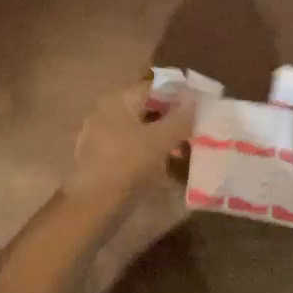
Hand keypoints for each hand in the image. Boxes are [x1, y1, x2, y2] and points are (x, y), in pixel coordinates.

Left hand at [61, 83, 197, 214]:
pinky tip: (165, 165)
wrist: (92, 205)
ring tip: (184, 151)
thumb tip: (194, 99)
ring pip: (140, 129)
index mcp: (117, 100)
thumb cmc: (126, 164)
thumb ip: (179, 119)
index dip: (178, 94)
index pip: (153, 87)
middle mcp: (107, 112)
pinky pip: (132, 146)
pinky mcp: (104, 158)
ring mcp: (102, 135)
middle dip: (171, 118)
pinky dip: (149, 151)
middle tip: (196, 130)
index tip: (200, 107)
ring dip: (162, 137)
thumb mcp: (159, 141)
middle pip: (146, 107)